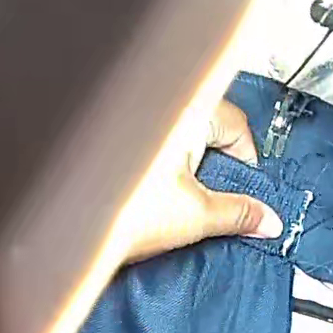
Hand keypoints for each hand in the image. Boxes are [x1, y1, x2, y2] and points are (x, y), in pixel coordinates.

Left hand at [120, 99, 282, 262]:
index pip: (237, 127)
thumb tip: (267, 220)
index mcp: (187, 110)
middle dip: (215, 170)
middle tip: (212, 202)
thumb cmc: (116, 209)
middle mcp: (158, 106)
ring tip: (175, 204)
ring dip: (185, 172)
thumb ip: (238, 215)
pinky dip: (158, 171)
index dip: (247, 164)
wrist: (65, 226)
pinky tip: (149, 198)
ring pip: (177, 141)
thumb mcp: (195, 215)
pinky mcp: (112, 141)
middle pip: (207, 133)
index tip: (246, 192)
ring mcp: (132, 121)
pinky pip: (150, 149)